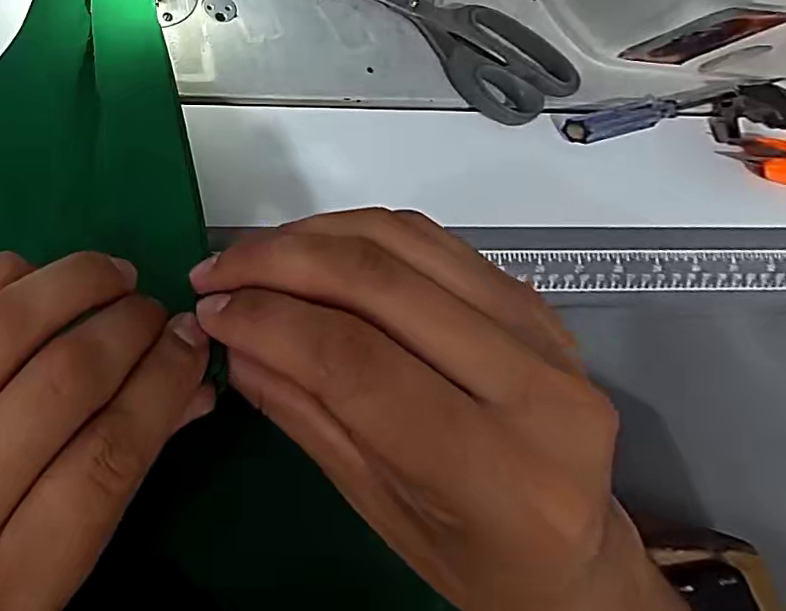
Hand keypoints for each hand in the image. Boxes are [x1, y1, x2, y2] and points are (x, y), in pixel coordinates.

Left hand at [0, 251, 214, 610]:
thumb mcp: (72, 558)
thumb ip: (135, 461)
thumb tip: (193, 379)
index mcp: (12, 576)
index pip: (106, 457)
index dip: (162, 382)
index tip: (189, 340)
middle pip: (58, 382)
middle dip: (124, 328)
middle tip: (154, 310)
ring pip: (1, 329)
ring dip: (71, 285)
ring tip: (113, 276)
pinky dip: (2, 272)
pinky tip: (41, 273)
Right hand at [190, 209, 681, 610]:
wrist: (576, 556)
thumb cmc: (474, 558)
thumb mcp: (373, 507)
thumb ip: (299, 412)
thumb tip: (231, 338)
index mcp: (498, 472)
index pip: (354, 362)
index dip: (266, 321)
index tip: (210, 311)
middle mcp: (535, 387)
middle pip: (374, 281)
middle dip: (273, 262)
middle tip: (215, 272)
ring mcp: (539, 329)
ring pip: (396, 238)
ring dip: (305, 234)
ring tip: (251, 254)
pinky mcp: (527, 295)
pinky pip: (422, 234)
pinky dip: (350, 227)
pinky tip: (308, 245)